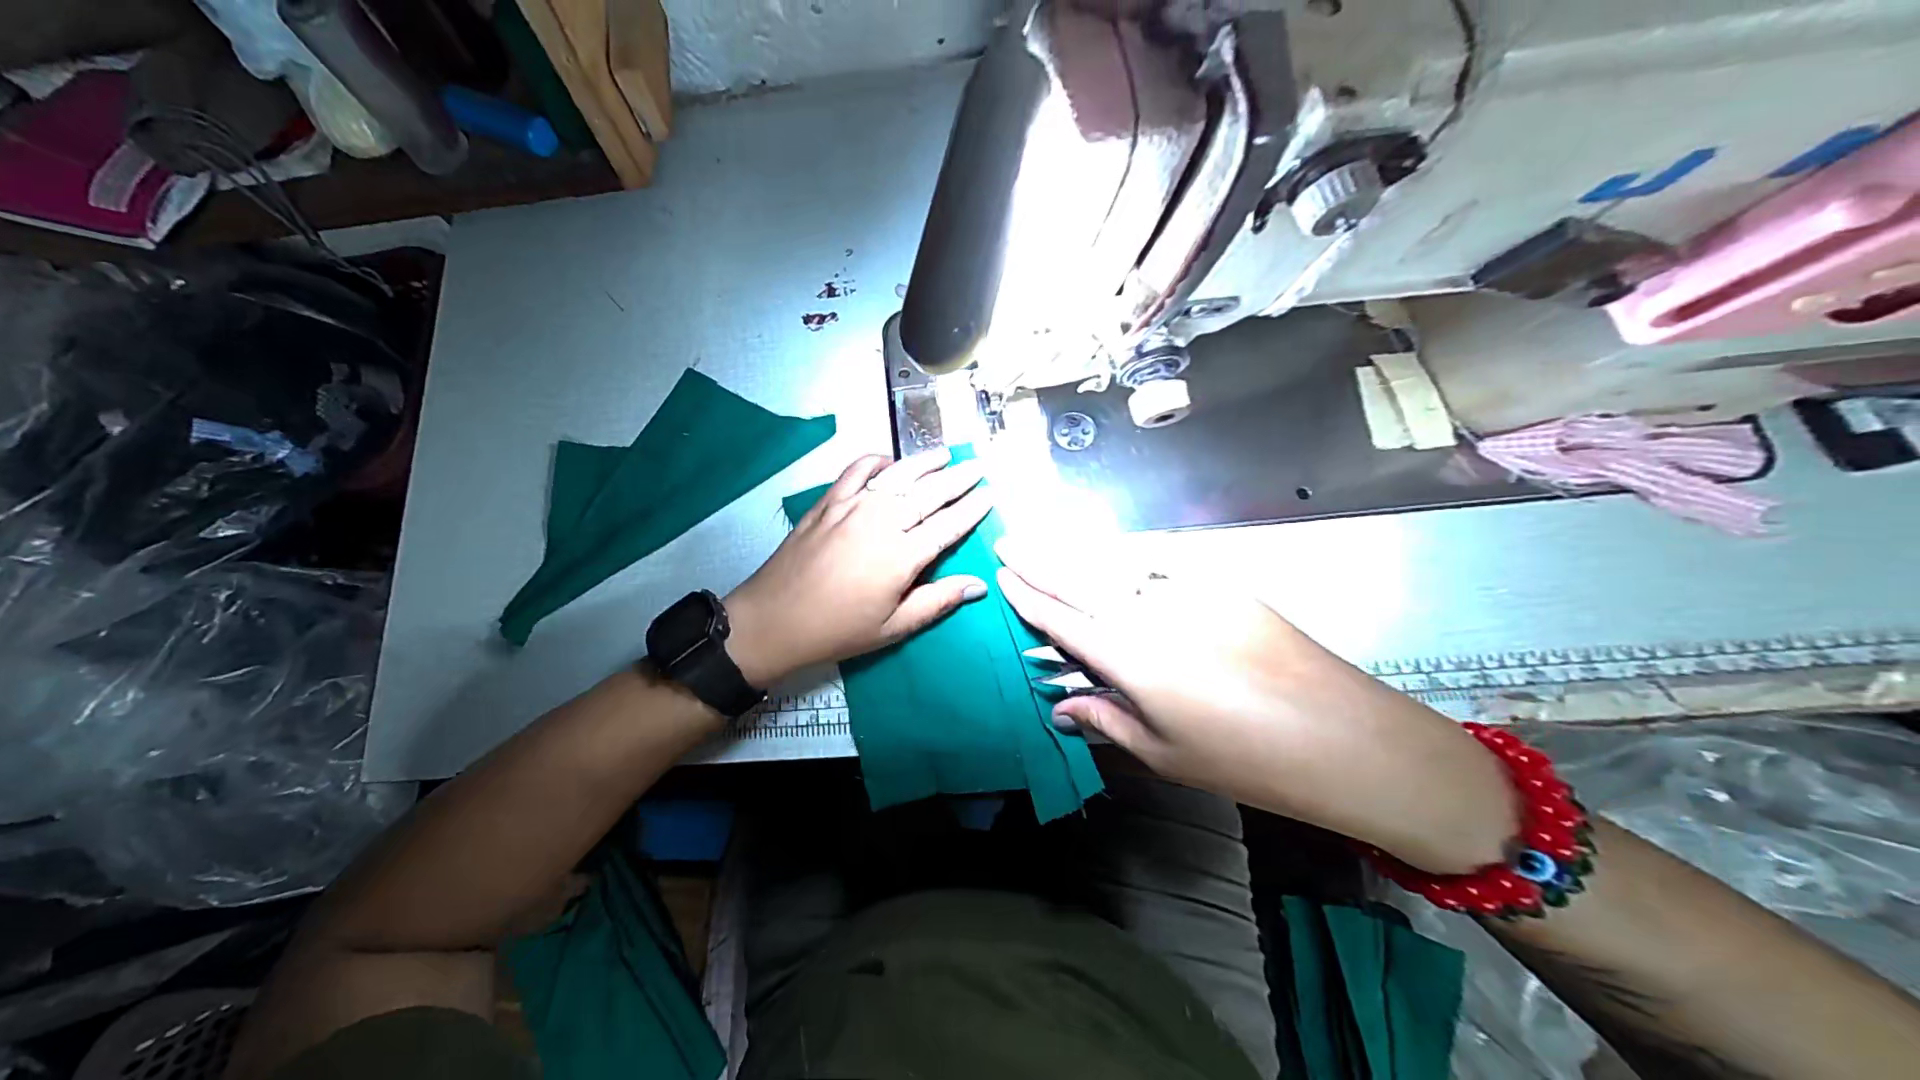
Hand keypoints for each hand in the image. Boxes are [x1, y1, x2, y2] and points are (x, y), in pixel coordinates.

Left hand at [723, 449, 993, 687]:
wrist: (774, 620)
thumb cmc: (838, 630)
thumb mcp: (893, 627)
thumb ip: (938, 601)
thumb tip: (979, 585)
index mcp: (902, 556)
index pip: (948, 525)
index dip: (972, 509)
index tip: (990, 495)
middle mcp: (880, 522)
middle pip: (928, 493)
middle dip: (957, 478)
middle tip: (978, 466)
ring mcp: (851, 507)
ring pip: (896, 475)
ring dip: (923, 463)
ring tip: (944, 454)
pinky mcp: (827, 503)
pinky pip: (855, 471)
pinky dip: (875, 462)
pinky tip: (888, 461)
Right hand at [994, 537, 1518, 873]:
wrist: (1345, 737)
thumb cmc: (1245, 760)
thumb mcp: (1165, 754)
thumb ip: (1107, 720)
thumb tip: (1064, 706)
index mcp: (1131, 658)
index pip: (1063, 618)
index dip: (1029, 596)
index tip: (1004, 575)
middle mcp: (1153, 613)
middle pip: (1083, 576)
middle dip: (1042, 557)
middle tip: (1011, 538)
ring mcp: (1193, 591)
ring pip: (1121, 560)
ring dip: (1080, 548)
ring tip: (1050, 539)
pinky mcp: (1227, 585)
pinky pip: (1164, 563)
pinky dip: (1131, 556)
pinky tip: (1118, 555)